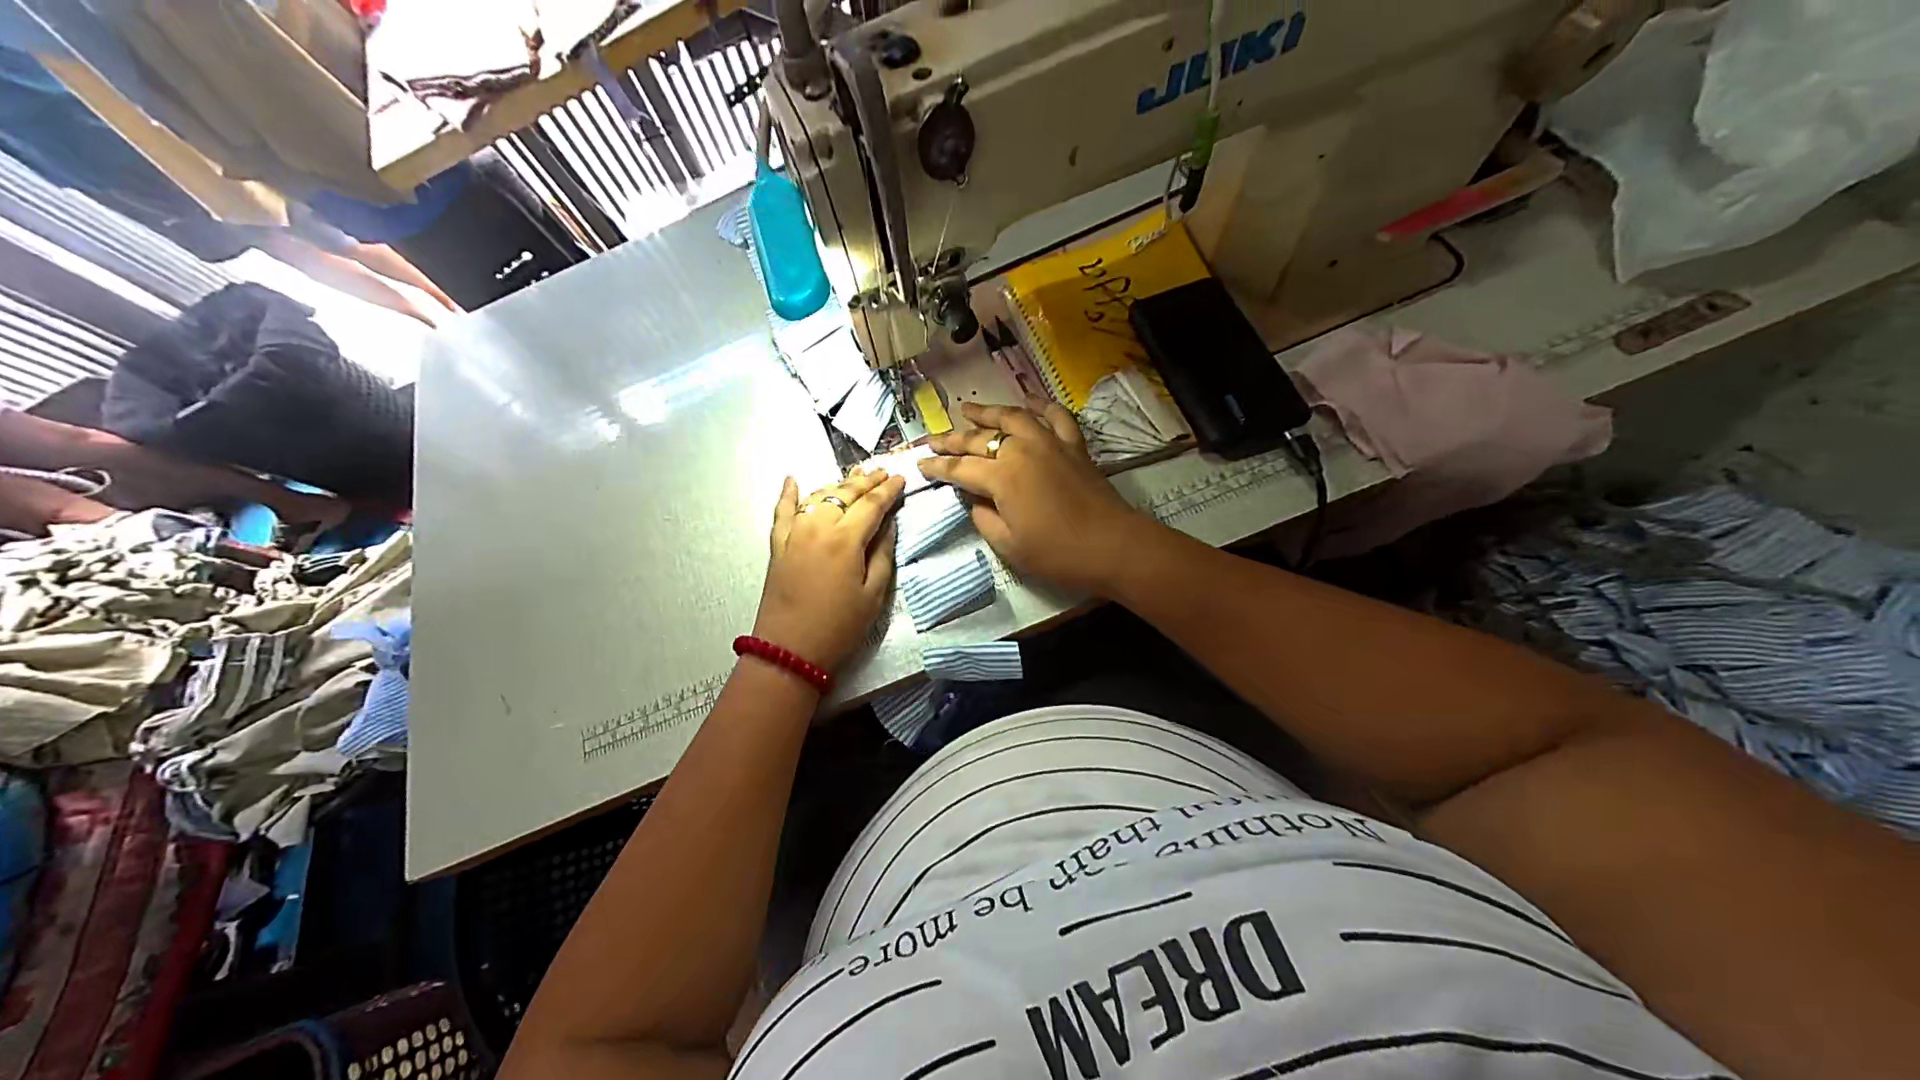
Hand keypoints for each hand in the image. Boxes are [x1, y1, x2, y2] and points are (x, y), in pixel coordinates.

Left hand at [752, 468, 905, 673]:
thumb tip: (888, 524)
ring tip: (853, 474)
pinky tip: (792, 480)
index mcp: (845, 539)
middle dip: (866, 481)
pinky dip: (788, 495)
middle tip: (882, 471)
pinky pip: (782, 512)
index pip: (872, 504)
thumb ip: (883, 554)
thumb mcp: (873, 594)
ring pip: (818, 497)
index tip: (901, 478)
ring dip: (837, 483)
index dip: (889, 490)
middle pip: (844, 494)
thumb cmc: (839, 627)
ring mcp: (794, 534)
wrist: (789, 651)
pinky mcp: (777, 546)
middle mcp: (818, 527)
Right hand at [918, 402, 1157, 594]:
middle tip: (932, 438)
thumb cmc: (1057, 554)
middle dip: (952, 439)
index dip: (938, 467)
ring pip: (1013, 417)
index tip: (920, 464)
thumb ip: (983, 518)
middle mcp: (1021, 450)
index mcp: (1001, 477)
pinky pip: (1055, 416)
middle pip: (980, 439)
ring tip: (967, 408)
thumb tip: (974, 498)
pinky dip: (1041, 405)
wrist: (1112, 546)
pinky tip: (1029, 401)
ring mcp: (1050, 443)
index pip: (959, 468)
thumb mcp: (1009, 545)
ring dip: (988, 411)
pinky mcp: (1074, 446)